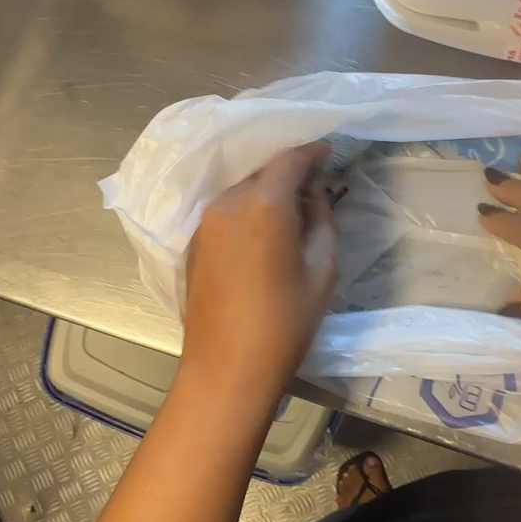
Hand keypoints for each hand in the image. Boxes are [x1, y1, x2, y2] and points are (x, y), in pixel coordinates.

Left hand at [181, 143, 337, 395]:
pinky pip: (225, 212)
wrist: (227, 369)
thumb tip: (314, 197)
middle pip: (261, 172)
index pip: (288, 159)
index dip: (311, 152)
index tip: (327, 153)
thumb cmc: (284, 324)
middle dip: (288, 172)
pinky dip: (246, 211)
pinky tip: (262, 232)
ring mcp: (204, 224)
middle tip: (313, 185)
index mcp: (262, 204)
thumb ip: (322, 222)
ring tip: (290, 211)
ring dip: (265, 192)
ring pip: (240, 190)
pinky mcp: (193, 245)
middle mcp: (226, 203)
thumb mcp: (322, 271)